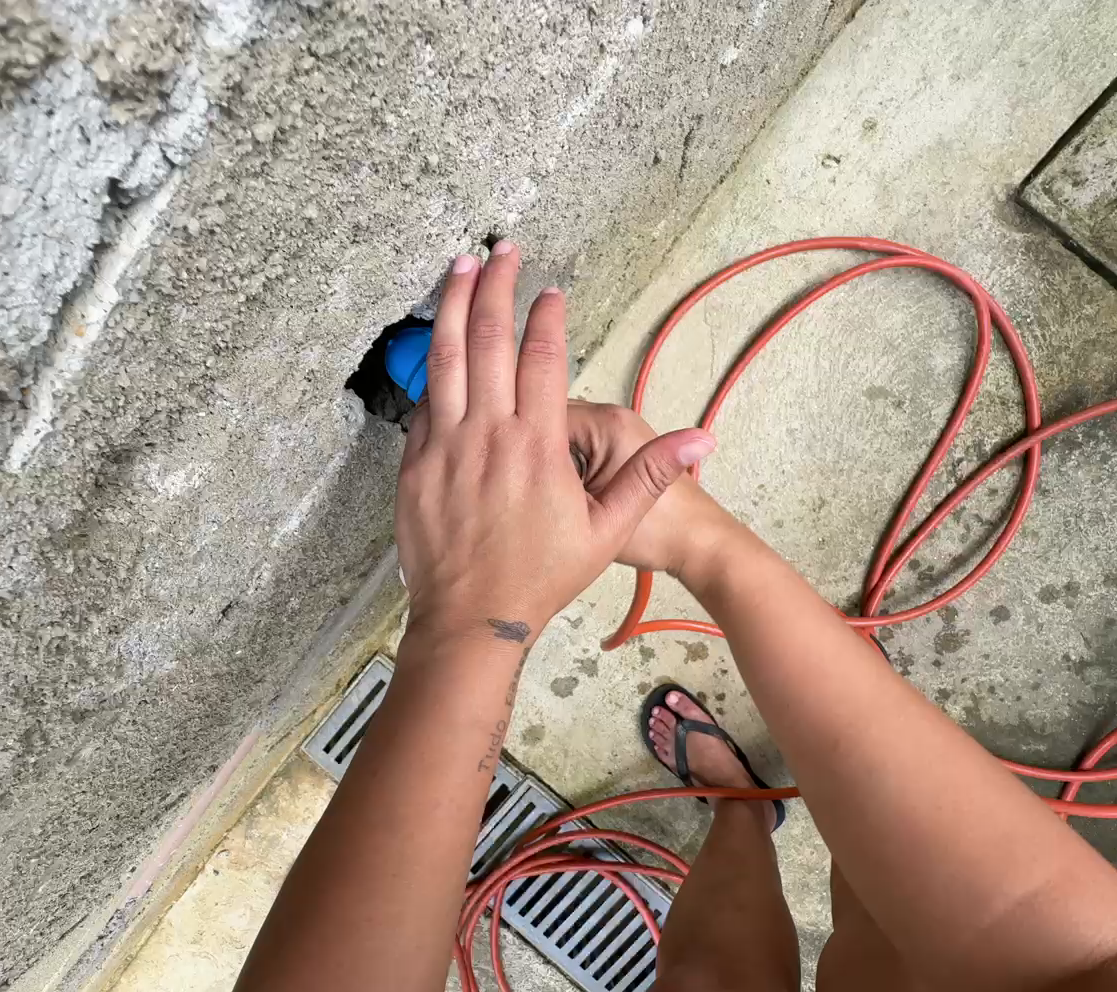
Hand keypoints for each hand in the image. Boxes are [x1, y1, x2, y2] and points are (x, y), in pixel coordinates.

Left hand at [394, 242, 716, 642]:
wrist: (473, 617)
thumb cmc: (541, 577)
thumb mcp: (606, 531)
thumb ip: (648, 477)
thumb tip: (701, 440)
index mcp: (537, 446)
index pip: (543, 357)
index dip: (547, 316)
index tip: (550, 291)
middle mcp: (488, 435)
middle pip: (491, 340)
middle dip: (497, 286)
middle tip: (501, 249)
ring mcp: (445, 446)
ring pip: (447, 359)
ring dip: (455, 307)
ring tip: (461, 268)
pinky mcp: (415, 464)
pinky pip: (423, 403)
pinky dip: (432, 367)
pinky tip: (438, 343)